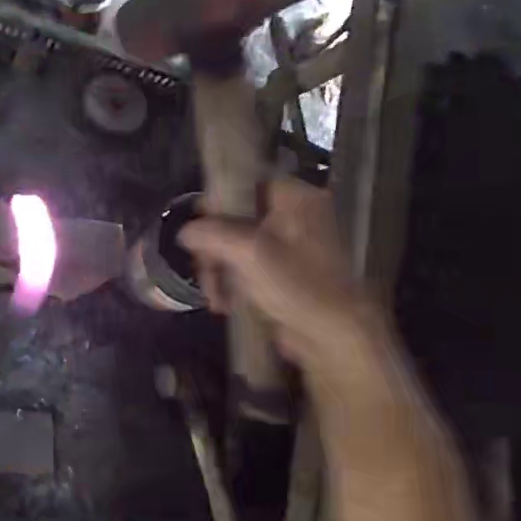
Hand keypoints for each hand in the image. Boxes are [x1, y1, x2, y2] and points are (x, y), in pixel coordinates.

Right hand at [178, 177, 387, 379]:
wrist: (336, 337)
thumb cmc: (297, 286)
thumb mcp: (249, 255)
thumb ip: (212, 234)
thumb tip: (185, 231)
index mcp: (296, 198)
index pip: (246, 183)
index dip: (217, 204)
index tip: (198, 229)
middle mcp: (297, 214)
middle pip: (239, 217)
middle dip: (215, 248)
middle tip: (203, 271)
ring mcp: (293, 244)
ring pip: (241, 245)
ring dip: (221, 270)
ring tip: (215, 297)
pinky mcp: (288, 272)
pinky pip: (251, 266)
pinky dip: (235, 281)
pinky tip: (226, 304)